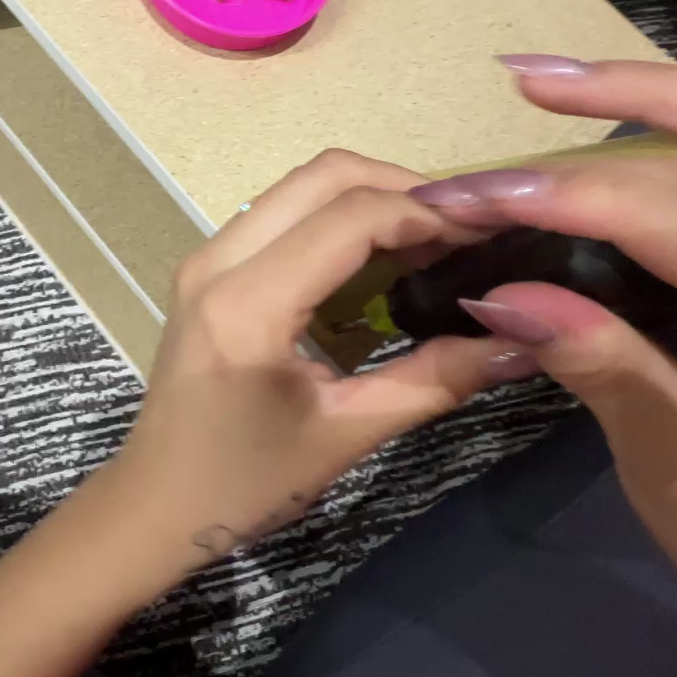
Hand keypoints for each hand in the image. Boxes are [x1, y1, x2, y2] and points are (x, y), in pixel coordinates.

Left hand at [105, 150, 534, 571]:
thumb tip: (520, 338)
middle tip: (464, 228)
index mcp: (247, 303)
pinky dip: (334, 219)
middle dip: (401, 188)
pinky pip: (278, 215)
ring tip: (432, 240)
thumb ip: (432, 380)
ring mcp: (205, 259)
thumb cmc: (241, 481)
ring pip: (297, 189)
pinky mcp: (207, 271)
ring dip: (367, 199)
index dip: (427, 213)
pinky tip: (378, 257)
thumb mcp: (343, 435)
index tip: (489, 233)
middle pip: (320, 177)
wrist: (156, 499)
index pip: (349, 217)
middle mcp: (216, 261)